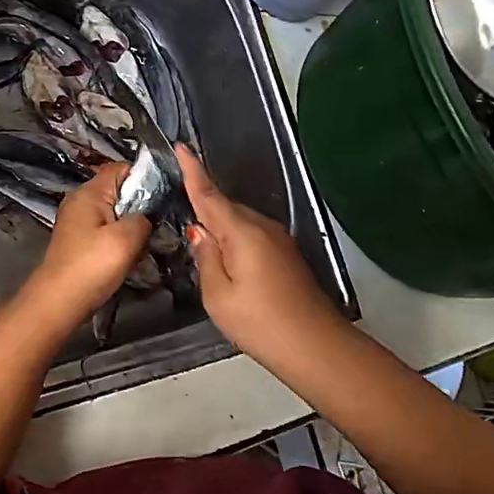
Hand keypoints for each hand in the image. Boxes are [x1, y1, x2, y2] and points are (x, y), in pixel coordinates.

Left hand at [24, 162, 153, 318]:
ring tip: (141, 248)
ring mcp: (78, 223)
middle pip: (119, 193)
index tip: (163, 196)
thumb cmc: (91, 266)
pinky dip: (119, 243)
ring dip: (131, 230)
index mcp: (88, 193)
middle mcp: (80, 202)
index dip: (144, 177)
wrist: (58, 303)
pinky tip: (127, 260)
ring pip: (115, 216)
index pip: (120, 168)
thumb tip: (145, 218)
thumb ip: (143, 219)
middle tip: (155, 228)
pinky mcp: (79, 242)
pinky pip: (107, 234)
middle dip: (140, 208)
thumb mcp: (126, 239)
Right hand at [176, 145, 351, 367]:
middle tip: (179, 211)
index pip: (210, 194)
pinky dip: (235, 240)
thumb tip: (199, 233)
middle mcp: (263, 228)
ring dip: (220, 227)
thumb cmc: (261, 323)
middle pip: (225, 208)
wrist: (315, 346)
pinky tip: (226, 260)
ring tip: (200, 245)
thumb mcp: (217, 295)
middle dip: (203, 206)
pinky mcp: (286, 255)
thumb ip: (205, 258)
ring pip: (240, 223)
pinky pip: (252, 237)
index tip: (181, 147)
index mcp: (242, 232)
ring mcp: (279, 240)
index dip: (193, 171)